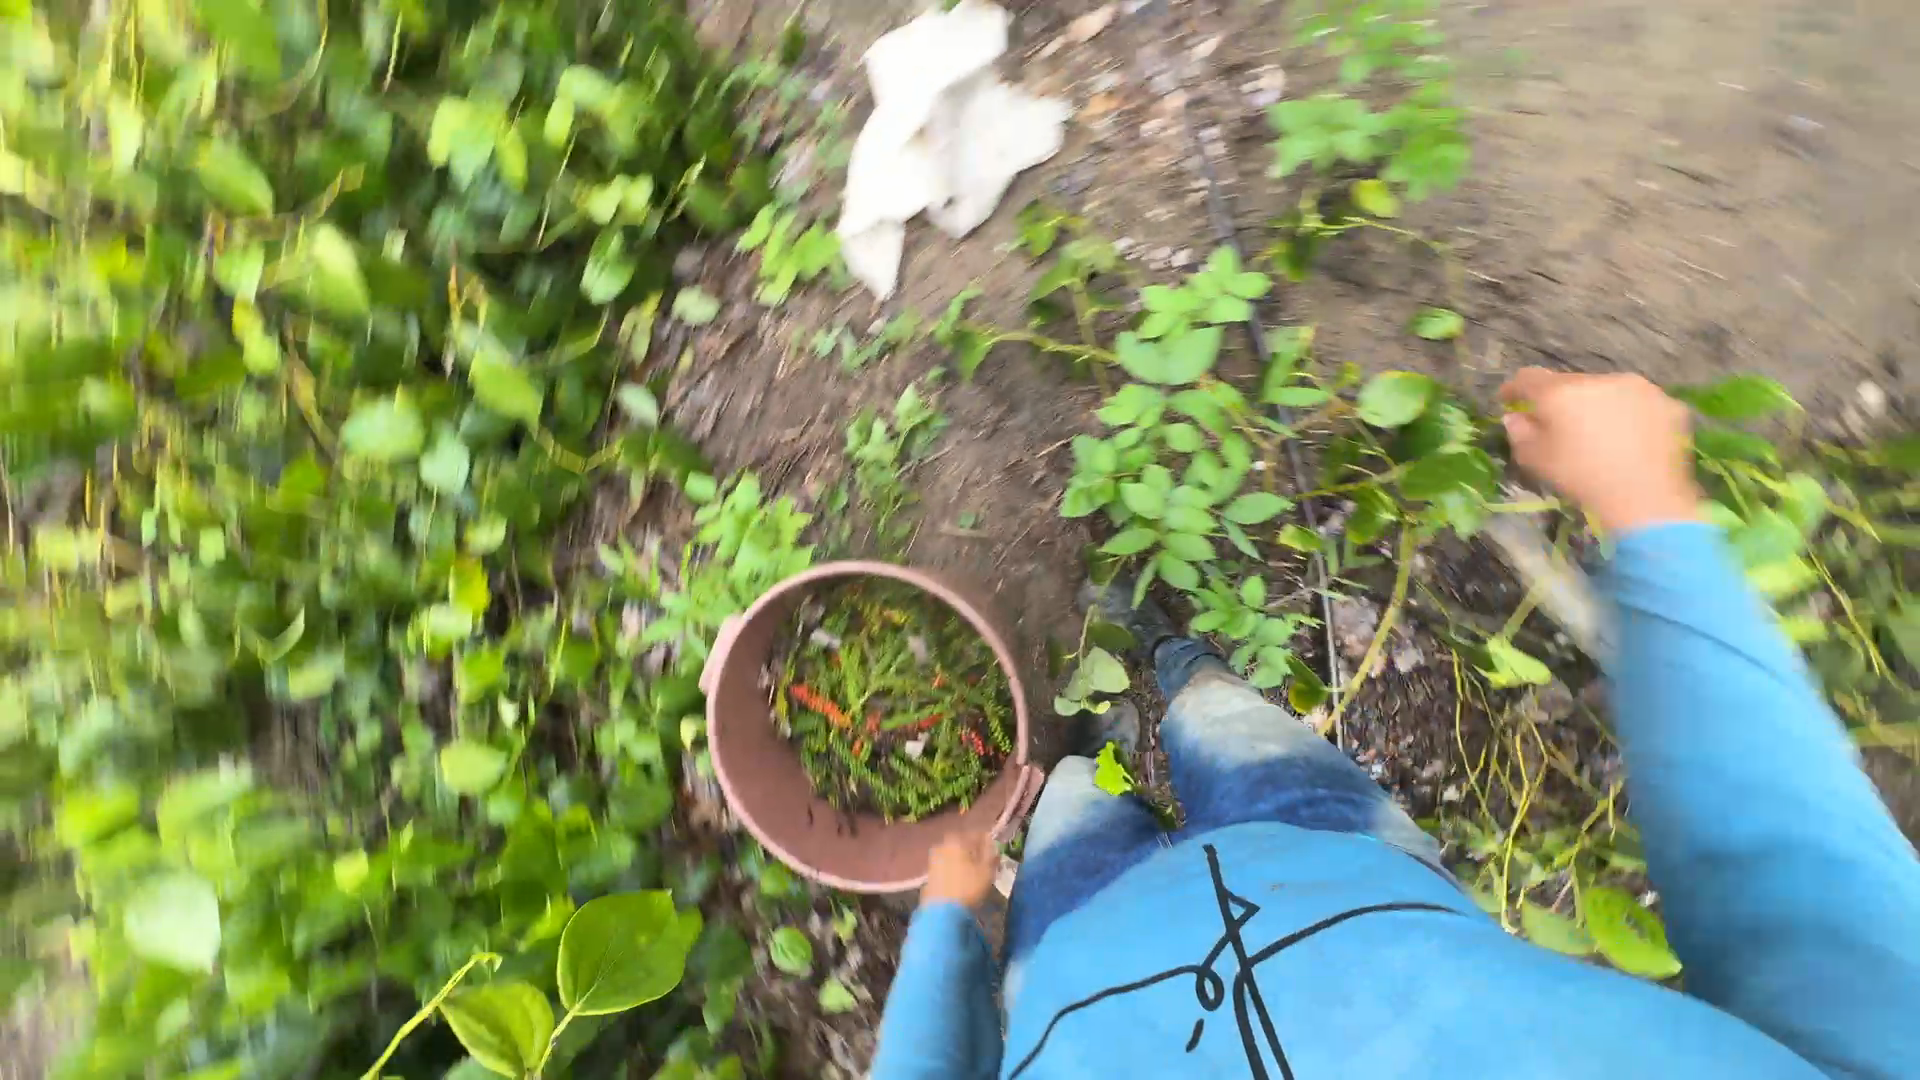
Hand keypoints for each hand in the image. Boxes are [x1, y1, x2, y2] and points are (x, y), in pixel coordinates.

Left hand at [921, 831, 997, 911]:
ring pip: (953, 855)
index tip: (995, 854)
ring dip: (963, 861)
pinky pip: (946, 866)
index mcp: (958, 839)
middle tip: (984, 864)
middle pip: (963, 844)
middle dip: (974, 852)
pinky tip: (960, 882)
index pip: (977, 834)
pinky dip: (954, 870)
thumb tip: (992, 844)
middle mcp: (943, 844)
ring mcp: (933, 859)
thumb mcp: (987, 871)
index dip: (988, 843)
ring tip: (973, 875)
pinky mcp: (928, 873)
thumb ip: (991, 854)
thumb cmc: (968, 888)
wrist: (941, 913)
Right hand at [1498, 367, 1700, 532]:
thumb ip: (1519, 431)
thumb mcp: (1533, 457)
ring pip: (1605, 390)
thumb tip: (1516, 416)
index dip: (1513, 388)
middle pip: (1570, 383)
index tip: (1507, 400)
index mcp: (1561, 392)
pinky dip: (1625, 415)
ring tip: (1594, 430)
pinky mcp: (1668, 404)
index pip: (1528, 378)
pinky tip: (1624, 438)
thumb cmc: (1578, 475)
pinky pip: (1637, 403)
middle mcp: (1601, 380)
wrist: (1644, 495)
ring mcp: (1640, 389)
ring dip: (1593, 404)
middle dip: (1558, 400)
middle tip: (1554, 422)